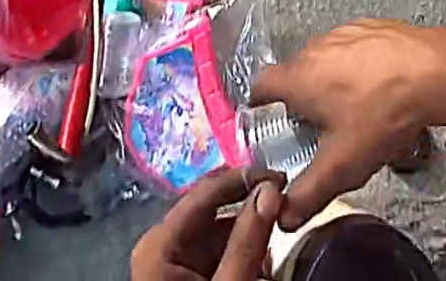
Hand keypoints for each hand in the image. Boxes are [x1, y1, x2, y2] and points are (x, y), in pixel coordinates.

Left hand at [131, 169, 285, 280]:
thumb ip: (248, 240)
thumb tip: (270, 189)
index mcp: (159, 243)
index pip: (206, 191)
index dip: (244, 178)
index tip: (281, 175)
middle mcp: (161, 243)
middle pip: (213, 210)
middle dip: (249, 209)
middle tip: (285, 205)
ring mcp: (170, 261)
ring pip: (217, 230)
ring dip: (249, 233)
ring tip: (276, 239)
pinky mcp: (183, 278)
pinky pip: (215, 253)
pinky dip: (241, 253)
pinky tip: (261, 264)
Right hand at [250, 20, 445, 227]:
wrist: (431, 72)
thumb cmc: (380, 115)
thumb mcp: (342, 165)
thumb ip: (308, 193)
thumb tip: (282, 215)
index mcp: (300, 77)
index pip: (261, 83)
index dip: (258, 100)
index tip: (262, 114)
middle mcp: (315, 47)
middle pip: (295, 72)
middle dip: (300, 96)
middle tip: (316, 125)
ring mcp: (344, 31)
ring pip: (324, 58)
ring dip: (329, 79)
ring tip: (351, 107)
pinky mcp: (370, 25)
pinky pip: (352, 47)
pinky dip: (355, 64)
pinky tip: (377, 85)